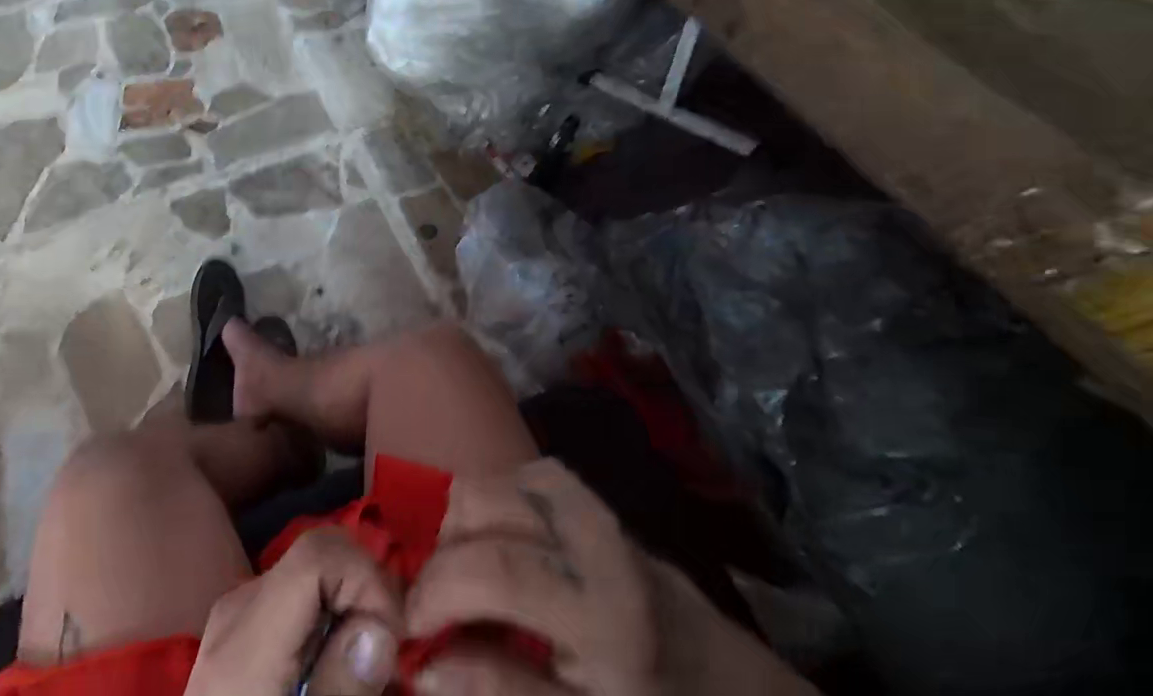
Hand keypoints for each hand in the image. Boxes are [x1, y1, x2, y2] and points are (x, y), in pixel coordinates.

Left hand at [184, 529, 401, 695]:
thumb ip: (340, 690)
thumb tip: (379, 629)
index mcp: (245, 638)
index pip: (318, 554)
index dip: (368, 583)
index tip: (393, 643)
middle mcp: (238, 608)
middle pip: (319, 557)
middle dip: (367, 596)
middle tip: (391, 662)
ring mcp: (237, 613)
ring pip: (315, 574)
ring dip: (355, 611)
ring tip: (370, 673)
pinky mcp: (244, 628)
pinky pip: (301, 599)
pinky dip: (333, 622)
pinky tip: (340, 672)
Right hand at [407, 459, 816, 695]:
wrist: (741, 693)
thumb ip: (503, 692)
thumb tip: (420, 668)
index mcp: (603, 607)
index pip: (491, 568)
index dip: (434, 592)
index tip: (411, 628)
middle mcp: (595, 537)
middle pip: (482, 503)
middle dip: (442, 553)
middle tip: (442, 607)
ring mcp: (594, 509)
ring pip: (496, 481)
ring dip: (463, 524)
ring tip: (467, 577)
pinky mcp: (592, 499)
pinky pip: (519, 477)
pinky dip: (491, 505)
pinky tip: (498, 546)